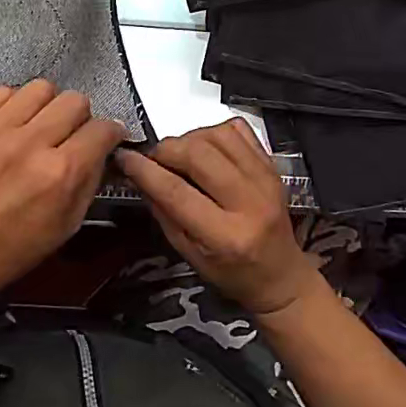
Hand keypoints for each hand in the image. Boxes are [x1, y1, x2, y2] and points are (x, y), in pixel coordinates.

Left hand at [0, 80, 126, 311]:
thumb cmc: (6, 247)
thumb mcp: (65, 226)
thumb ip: (89, 181)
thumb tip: (101, 151)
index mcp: (59, 173)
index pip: (101, 129)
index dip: (110, 133)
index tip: (106, 136)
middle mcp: (30, 144)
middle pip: (74, 101)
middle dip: (80, 117)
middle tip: (71, 132)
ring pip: (40, 88)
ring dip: (47, 105)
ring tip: (39, 124)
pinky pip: (2, 92)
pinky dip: (13, 104)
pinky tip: (11, 124)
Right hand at [117, 119, 325, 317]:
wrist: (281, 276)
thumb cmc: (231, 272)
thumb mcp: (187, 251)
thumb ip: (161, 210)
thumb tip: (136, 174)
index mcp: (226, 236)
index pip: (176, 191)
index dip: (144, 169)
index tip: (124, 158)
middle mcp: (250, 204)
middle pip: (197, 154)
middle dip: (165, 150)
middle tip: (153, 159)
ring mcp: (265, 180)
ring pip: (217, 135)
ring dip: (188, 138)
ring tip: (179, 155)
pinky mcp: (272, 166)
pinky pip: (238, 131)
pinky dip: (213, 132)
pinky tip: (205, 148)